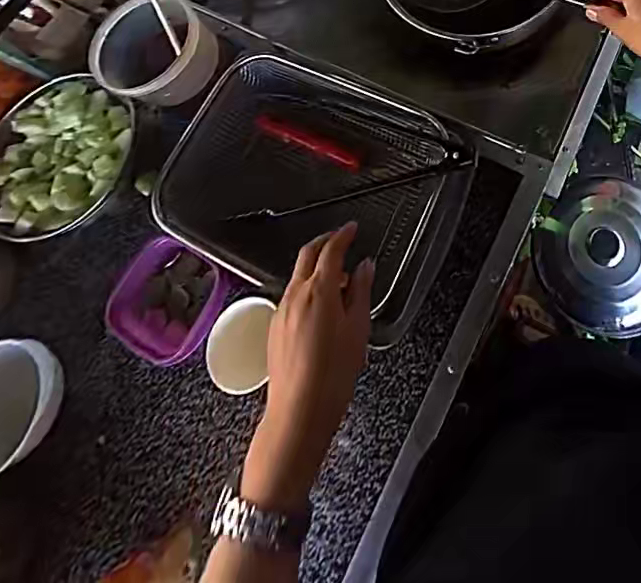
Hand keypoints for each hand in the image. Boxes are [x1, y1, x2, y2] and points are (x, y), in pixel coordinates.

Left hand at [242, 222, 373, 510]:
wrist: (298, 412)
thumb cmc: (331, 377)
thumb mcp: (358, 330)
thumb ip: (362, 292)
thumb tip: (365, 267)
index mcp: (319, 290)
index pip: (331, 249)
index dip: (342, 234)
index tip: (351, 228)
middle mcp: (296, 294)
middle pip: (308, 253)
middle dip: (325, 241)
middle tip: (341, 238)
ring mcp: (282, 309)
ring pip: (298, 273)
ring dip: (316, 264)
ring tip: (339, 277)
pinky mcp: (275, 324)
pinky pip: (291, 293)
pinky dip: (307, 285)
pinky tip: (321, 302)